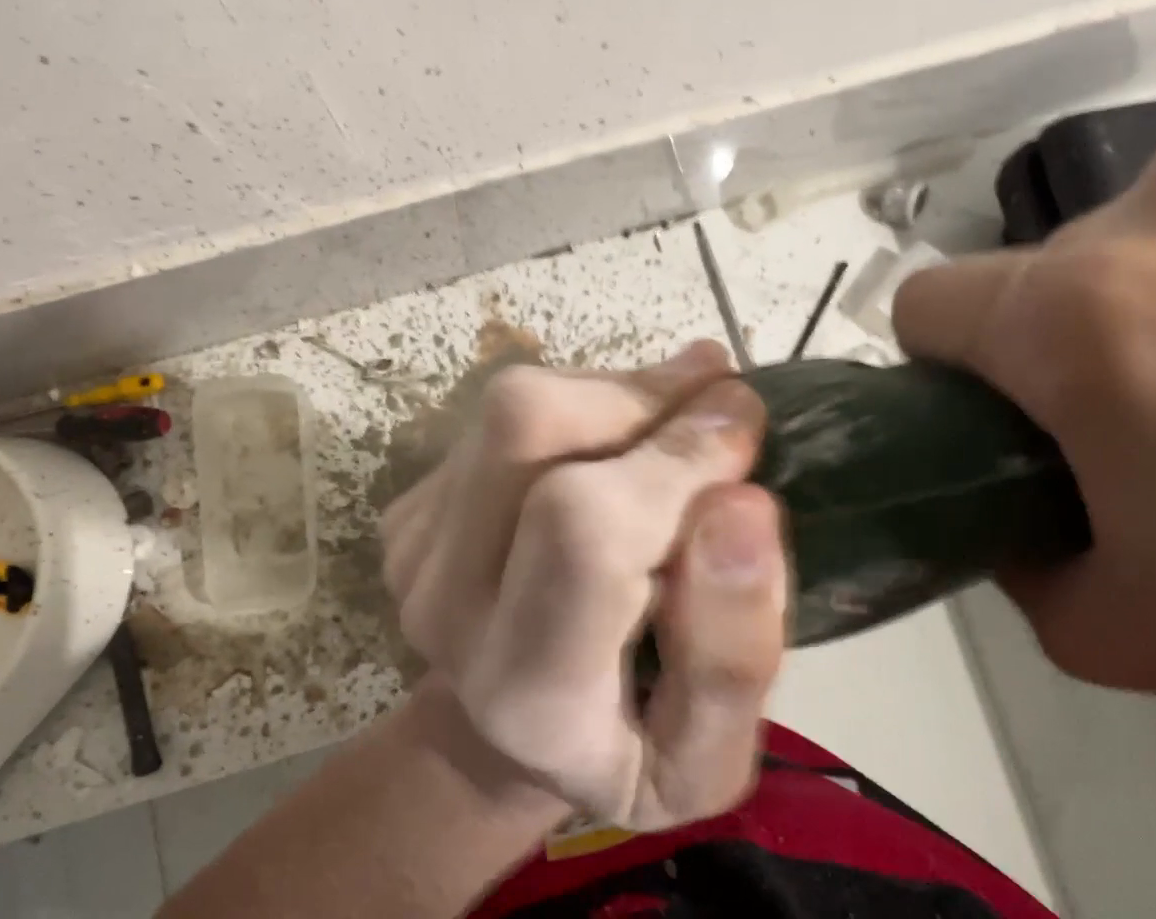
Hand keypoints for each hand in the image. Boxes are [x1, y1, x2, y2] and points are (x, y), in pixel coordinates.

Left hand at [380, 342, 788, 829]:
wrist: (505, 740)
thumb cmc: (623, 753)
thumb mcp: (709, 759)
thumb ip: (734, 647)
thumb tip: (743, 499)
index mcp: (527, 684)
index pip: (586, 527)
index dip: (673, 460)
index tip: (746, 422)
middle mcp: (446, 603)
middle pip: (528, 428)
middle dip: (640, 397)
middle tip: (718, 399)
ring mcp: (416, 548)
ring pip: (514, 408)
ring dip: (614, 396)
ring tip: (673, 427)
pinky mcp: (408, 508)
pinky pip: (500, 419)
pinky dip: (580, 411)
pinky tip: (614, 452)